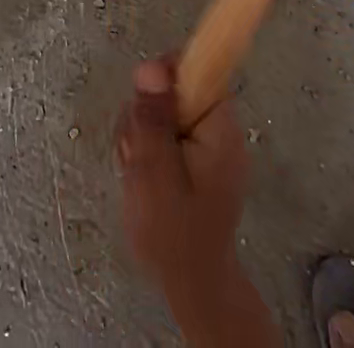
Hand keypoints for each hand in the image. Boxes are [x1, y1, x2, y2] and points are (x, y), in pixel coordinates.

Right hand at [117, 58, 249, 288]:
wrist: (191, 286)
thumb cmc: (173, 232)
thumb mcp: (154, 172)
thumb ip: (152, 119)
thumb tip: (152, 67)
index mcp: (220, 131)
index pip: (202, 73)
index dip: (169, 73)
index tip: (141, 94)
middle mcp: (218, 132)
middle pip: (175, 92)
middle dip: (145, 113)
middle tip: (133, 148)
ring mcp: (205, 147)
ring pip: (163, 113)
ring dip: (140, 132)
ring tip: (134, 167)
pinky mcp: (192, 161)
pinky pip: (164, 135)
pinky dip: (145, 148)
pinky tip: (137, 172)